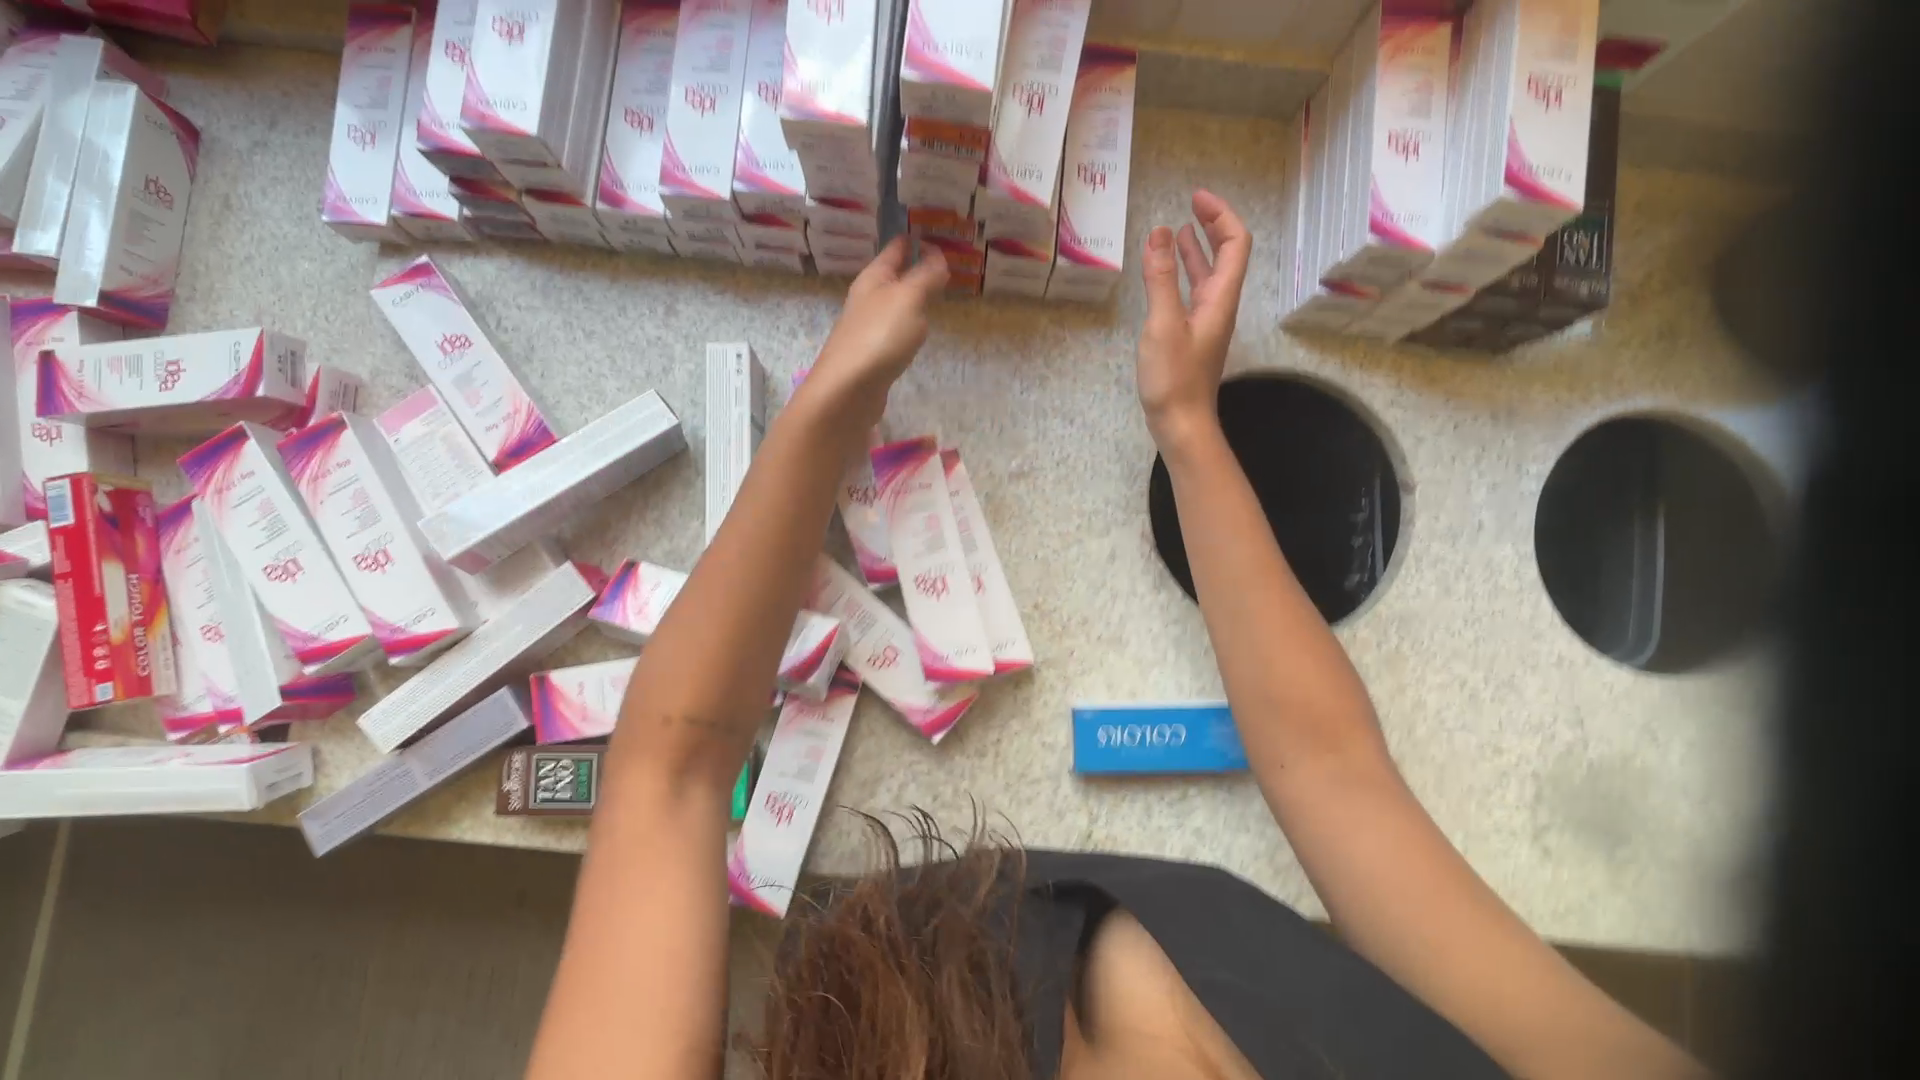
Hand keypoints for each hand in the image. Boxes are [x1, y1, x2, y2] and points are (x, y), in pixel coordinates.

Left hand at [799, 237, 948, 429]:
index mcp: (873, 278)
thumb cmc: (879, 336)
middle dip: (913, 268)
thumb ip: (925, 277)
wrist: (847, 390)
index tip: (931, 231)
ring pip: (893, 305)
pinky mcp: (872, 355)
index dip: (912, 239)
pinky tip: (915, 335)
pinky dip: (907, 327)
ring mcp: (867, 328)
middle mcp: (867, 299)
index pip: (894, 249)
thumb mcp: (908, 299)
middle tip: (941, 263)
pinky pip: (894, 332)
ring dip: (910, 298)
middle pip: (892, 277)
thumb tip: (938, 256)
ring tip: (932, 294)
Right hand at [1138, 190, 1250, 453]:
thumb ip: (1161, 278)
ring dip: (1197, 250)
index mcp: (1220, 299)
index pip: (1235, 244)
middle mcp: (1219, 307)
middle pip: (1226, 256)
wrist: (1181, 424)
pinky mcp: (1192, 338)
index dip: (1220, 216)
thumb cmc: (1174, 378)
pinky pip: (1193, 295)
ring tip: (1179, 230)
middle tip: (1191, 205)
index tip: (1196, 198)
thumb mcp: (1162, 324)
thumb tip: (1160, 231)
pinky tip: (1166, 274)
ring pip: (1208, 276)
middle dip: (1211, 227)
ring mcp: (1206, 323)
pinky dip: (1183, 276)